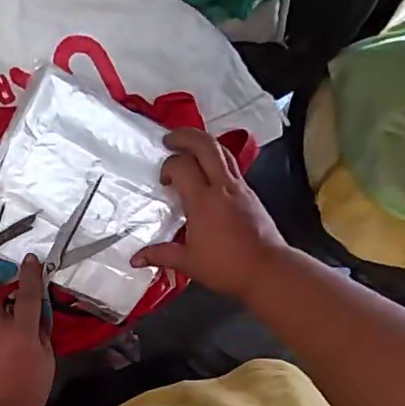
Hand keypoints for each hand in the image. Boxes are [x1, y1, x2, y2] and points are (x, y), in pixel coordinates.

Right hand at [132, 128, 290, 299]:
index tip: (163, 182)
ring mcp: (240, 187)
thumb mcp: (189, 262)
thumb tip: (136, 259)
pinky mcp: (251, 194)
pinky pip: (232, 166)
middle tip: (169, 139)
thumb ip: (161, 255)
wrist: (268, 269)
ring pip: (222, 150)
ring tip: (189, 148)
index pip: (181, 166)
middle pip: (205, 145)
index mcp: (203, 201)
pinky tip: (211, 173)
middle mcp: (223, 186)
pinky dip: (218, 160)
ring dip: (204, 143)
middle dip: (184, 136)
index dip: (168, 166)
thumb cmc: (227, 267)